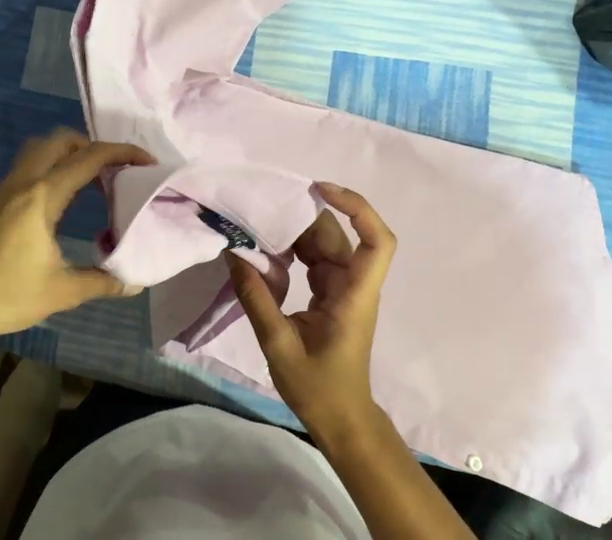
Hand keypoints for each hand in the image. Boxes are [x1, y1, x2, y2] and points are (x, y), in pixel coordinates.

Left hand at [0, 130, 151, 359]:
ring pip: (39, 150)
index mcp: (41, 196)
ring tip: (93, 180)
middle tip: (117, 170)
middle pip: (60, 140)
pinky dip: (51, 167)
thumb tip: (135, 283)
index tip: (147, 161)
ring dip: (68, 154)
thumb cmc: (7, 296)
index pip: (87, 159)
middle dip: (92, 145)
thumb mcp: (62, 292)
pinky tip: (64, 199)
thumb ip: (102, 282)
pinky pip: (28, 167)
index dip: (121, 152)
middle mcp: (23, 183)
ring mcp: (5, 190)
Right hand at [226, 182, 394, 439]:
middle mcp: (354, 285)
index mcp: (354, 296)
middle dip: (304, 216)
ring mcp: (342, 288)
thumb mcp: (279, 345)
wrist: (341, 421)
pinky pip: (313, 259)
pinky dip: (290, 249)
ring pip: (324, 244)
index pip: (378, 242)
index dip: (357, 208)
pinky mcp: (330, 294)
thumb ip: (256, 298)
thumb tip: (233, 254)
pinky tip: (263, 249)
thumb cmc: (319, 389)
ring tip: (257, 223)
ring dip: (294, 231)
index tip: (320, 190)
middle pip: (341, 235)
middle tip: (263, 207)